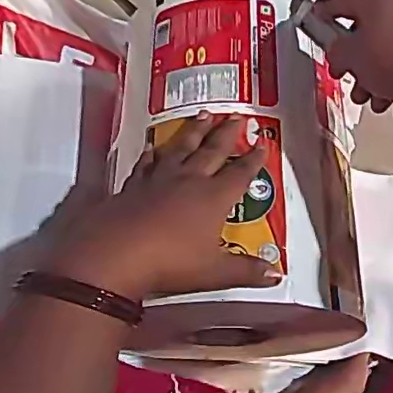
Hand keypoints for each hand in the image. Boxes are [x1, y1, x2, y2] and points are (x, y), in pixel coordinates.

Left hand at [45, 113, 282, 299]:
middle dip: (226, 134)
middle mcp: (189, 181)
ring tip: (203, 116)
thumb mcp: (215, 272)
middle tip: (236, 117)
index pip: (240, 173)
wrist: (118, 255)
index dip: (253, 159)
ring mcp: (159, 180)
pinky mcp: (133, 186)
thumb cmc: (171, 262)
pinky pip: (146, 164)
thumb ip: (246, 270)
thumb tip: (274, 275)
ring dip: (194, 131)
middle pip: (212, 151)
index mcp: (213, 198)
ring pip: (181, 148)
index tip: (261, 145)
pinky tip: (153, 147)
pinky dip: (152, 154)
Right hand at [312, 0, 392, 113]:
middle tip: (341, 68)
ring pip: (380, 49)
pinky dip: (388, 78)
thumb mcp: (350, 55)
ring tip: (364, 92)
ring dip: (368, 73)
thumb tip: (337, 52)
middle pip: (362, 28)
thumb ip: (336, 50)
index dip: (324, 12)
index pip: (341, 0)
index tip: (315, 18)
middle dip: (350, 55)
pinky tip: (384, 96)